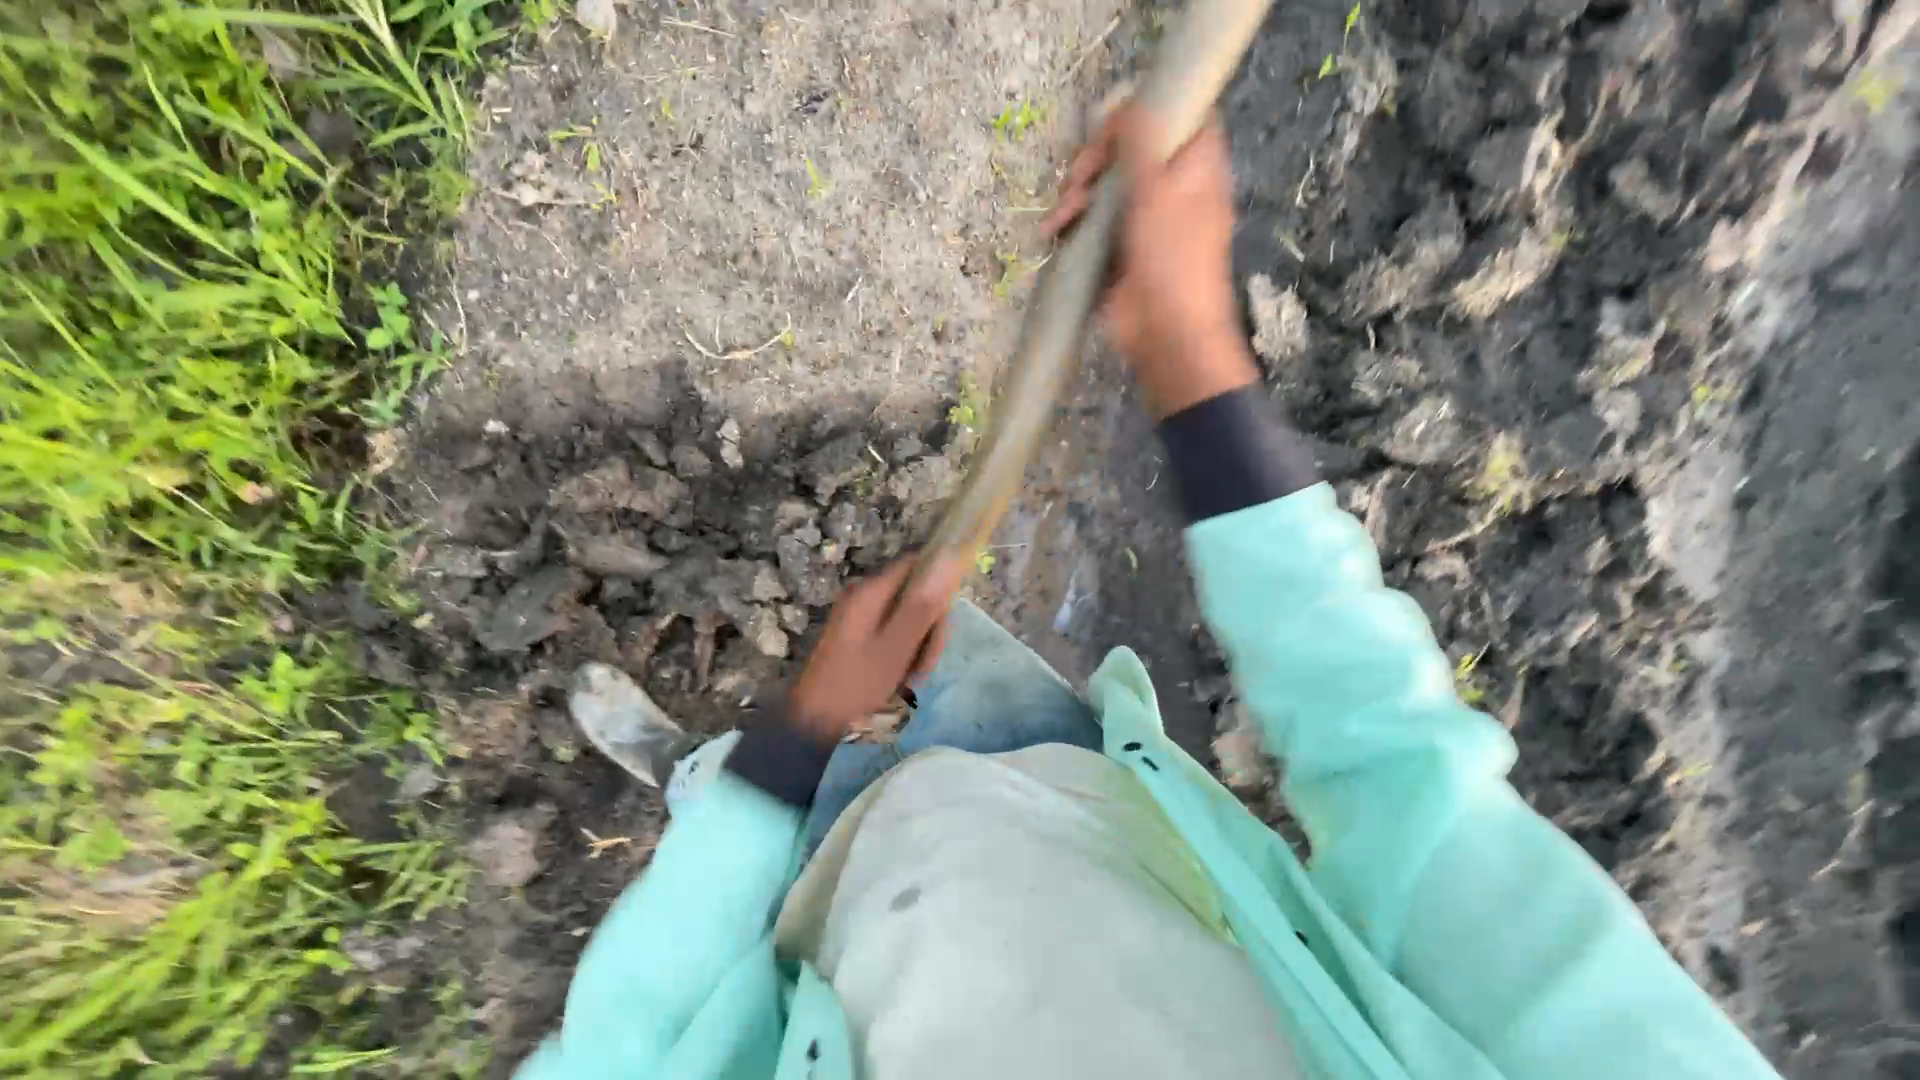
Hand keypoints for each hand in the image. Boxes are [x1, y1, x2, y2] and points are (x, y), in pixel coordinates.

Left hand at [787, 554, 967, 742]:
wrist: (814, 717)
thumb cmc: (858, 681)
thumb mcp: (897, 645)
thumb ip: (923, 603)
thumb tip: (950, 559)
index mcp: (872, 590)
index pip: (919, 563)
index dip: (940, 585)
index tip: (946, 619)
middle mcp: (865, 593)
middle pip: (916, 592)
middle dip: (930, 626)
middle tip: (926, 664)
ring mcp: (860, 613)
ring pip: (908, 615)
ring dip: (919, 644)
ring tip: (914, 676)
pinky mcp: (858, 631)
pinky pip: (894, 630)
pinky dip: (904, 650)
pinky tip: (903, 675)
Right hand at [1043, 105, 1259, 417]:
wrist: (1166, 332)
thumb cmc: (1172, 257)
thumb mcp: (1157, 190)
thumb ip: (1141, 142)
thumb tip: (1129, 103)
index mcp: (1195, 166)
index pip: (1179, 116)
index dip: (1147, 108)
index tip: (1114, 119)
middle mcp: (1171, 187)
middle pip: (1129, 149)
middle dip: (1096, 159)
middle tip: (1080, 178)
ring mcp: (1142, 219)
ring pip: (1104, 186)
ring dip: (1076, 194)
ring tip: (1063, 215)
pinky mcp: (1117, 248)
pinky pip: (1091, 222)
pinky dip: (1071, 223)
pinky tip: (1054, 232)